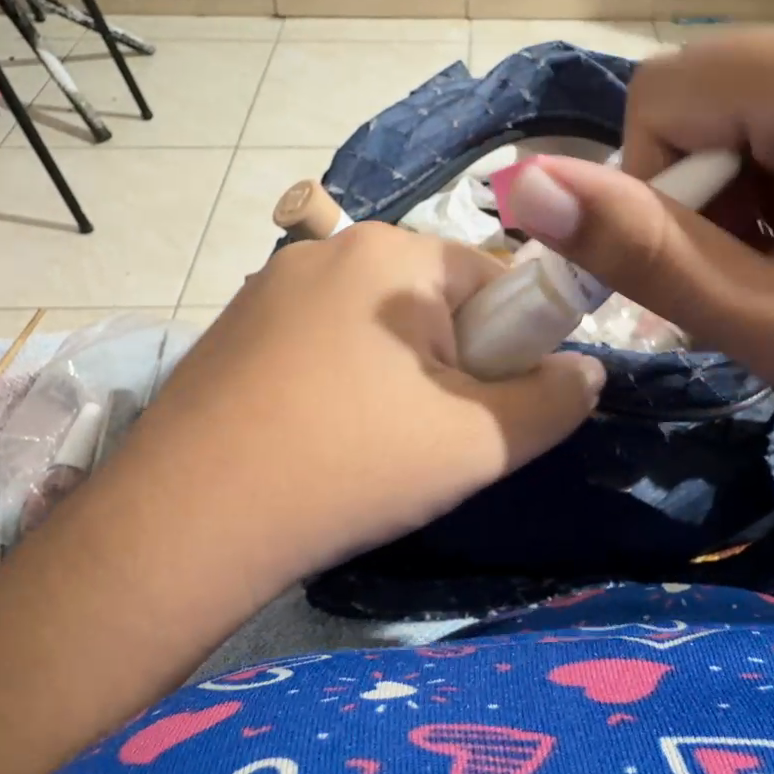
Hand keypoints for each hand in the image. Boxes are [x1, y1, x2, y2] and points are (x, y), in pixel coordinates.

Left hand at [135, 222, 604, 585]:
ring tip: (368, 452)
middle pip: (434, 304)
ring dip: (397, 382)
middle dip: (453, 367)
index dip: (512, 349)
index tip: (487, 413)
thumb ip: (555, 402)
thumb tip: (585, 372)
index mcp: (394, 254)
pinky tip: (316, 444)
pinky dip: (340, 388)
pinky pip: (321, 348)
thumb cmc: (353, 467)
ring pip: (377, 332)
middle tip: (431, 442)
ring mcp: (270, 288)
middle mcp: (330, 248)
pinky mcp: (232, 332)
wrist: (188, 525)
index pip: (496, 280)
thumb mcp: (480, 443)